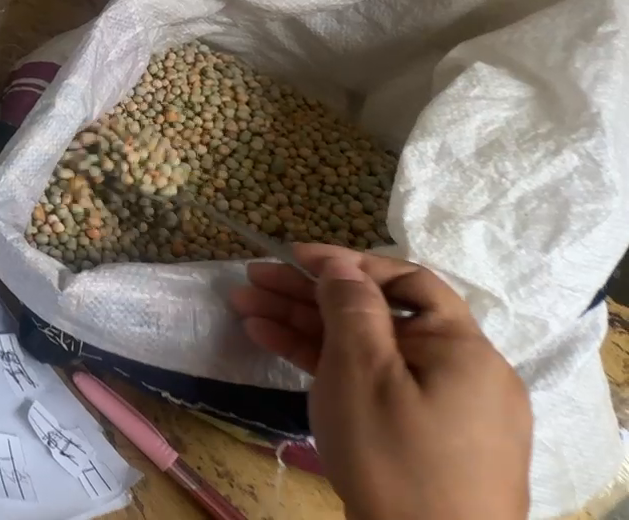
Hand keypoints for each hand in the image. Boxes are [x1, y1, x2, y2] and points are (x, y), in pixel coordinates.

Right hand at [229, 244, 530, 519]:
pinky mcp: (419, 429)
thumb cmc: (393, 452)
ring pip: (364, 344)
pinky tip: (268, 339)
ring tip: (244, 306)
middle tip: (252, 278)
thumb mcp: (362, 371)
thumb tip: (341, 266)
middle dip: (310, 292)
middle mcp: (460, 370)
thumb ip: (351, 309)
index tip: (293, 255)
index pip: (409, 282)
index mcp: (463, 351)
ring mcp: (440, 403)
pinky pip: (368, 376)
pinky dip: (320, 356)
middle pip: (378, 312)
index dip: (349, 262)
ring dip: (302, 321)